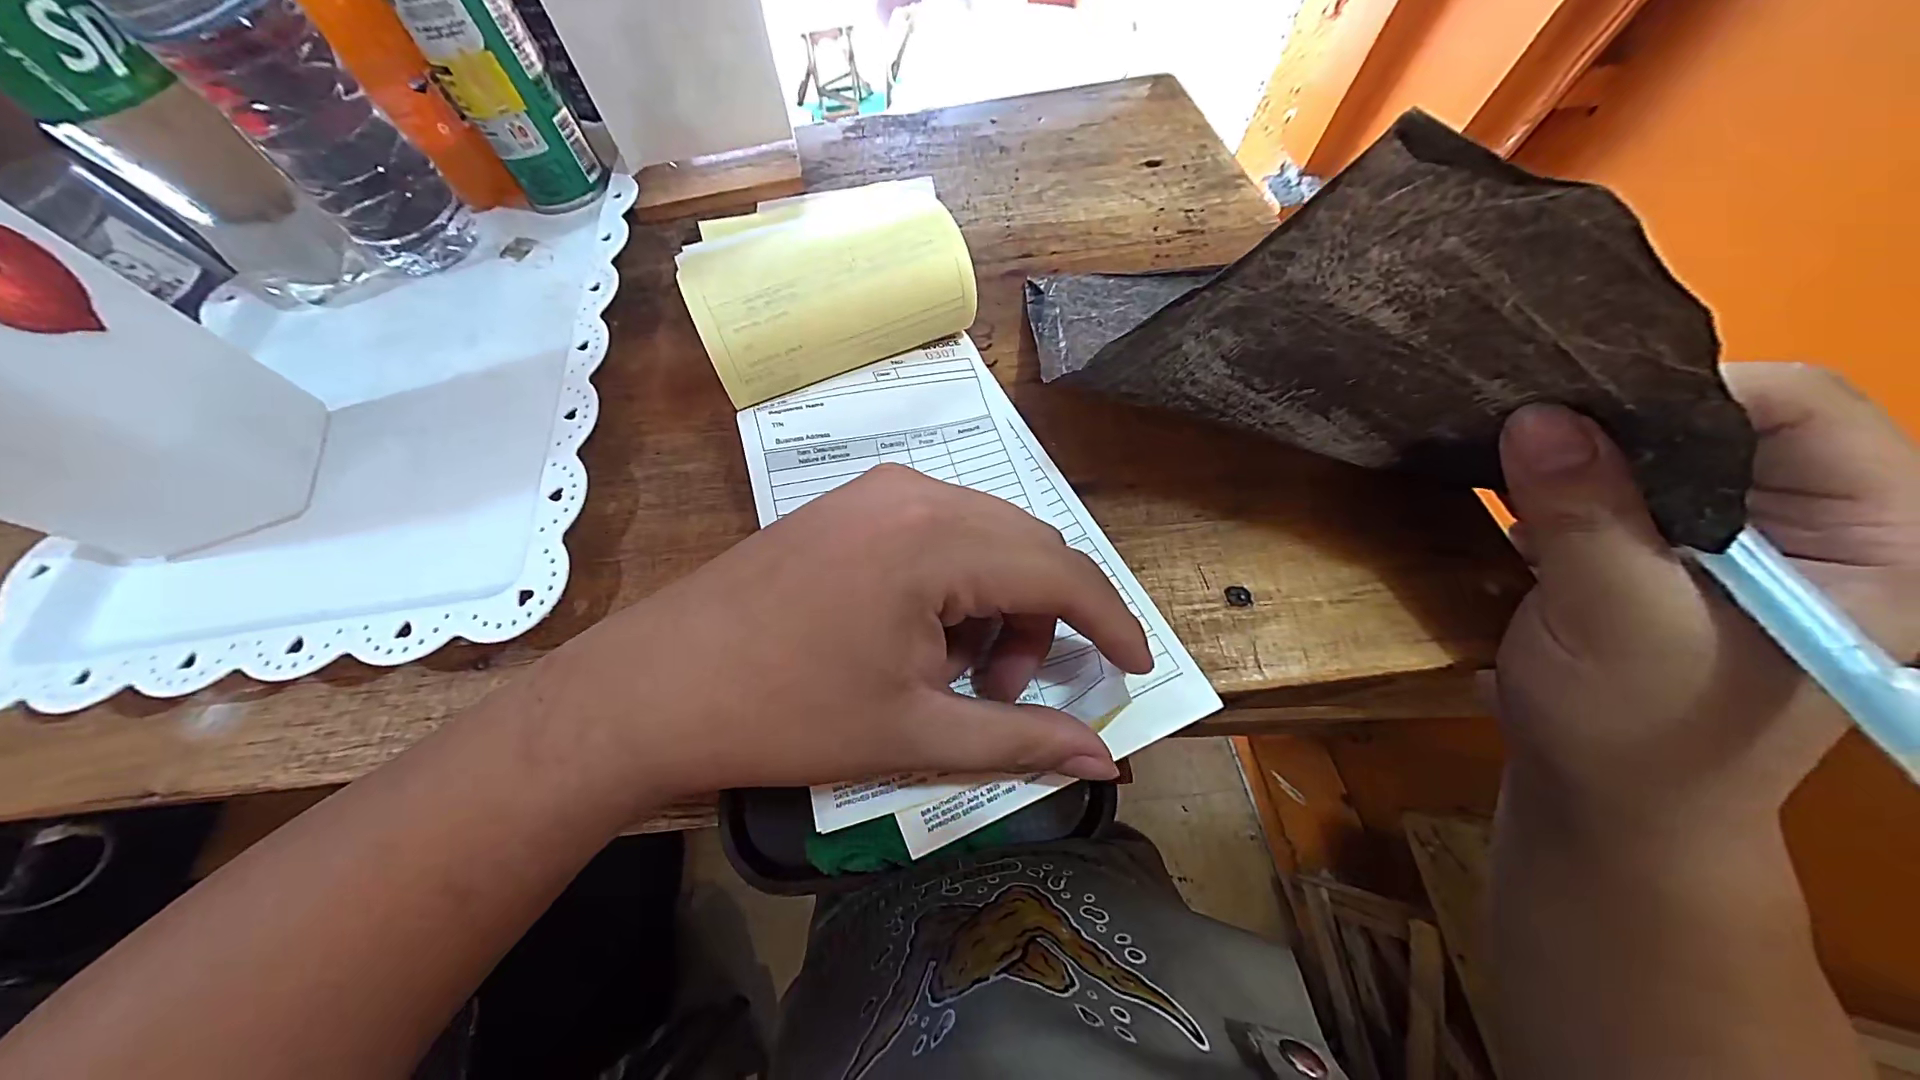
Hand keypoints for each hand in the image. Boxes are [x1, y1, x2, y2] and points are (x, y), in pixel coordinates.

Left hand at [536, 465, 1153, 805]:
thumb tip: (1104, 759)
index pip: (1061, 569)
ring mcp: (878, 491)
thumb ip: (1021, 741)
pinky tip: (917, 637)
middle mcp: (916, 492)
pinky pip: (941, 534)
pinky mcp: (852, 505)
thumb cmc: (785, 714)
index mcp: (937, 538)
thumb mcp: (914, 734)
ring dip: (997, 605)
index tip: (1136, 666)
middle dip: (1042, 621)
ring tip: (951, 673)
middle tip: (1004, 693)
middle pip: (1027, 548)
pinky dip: (957, 586)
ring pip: (986, 539)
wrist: (652, 689)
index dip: (1110, 621)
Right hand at [1491, 363, 1919, 826]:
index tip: (1564, 406)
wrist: (1603, 806)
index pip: (1798, 408)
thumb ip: (1585, 514)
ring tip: (1509, 450)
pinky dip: (1571, 480)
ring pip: (1668, 453)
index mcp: (1871, 541)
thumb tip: (1534, 414)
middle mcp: (1819, 527)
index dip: (1682, 392)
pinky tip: (1520, 489)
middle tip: (1521, 424)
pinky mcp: (1675, 558)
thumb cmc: (1629, 728)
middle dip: (1618, 418)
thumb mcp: (1610, 619)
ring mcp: (1742, 544)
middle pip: (1729, 422)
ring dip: (1585, 449)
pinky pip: (1628, 489)